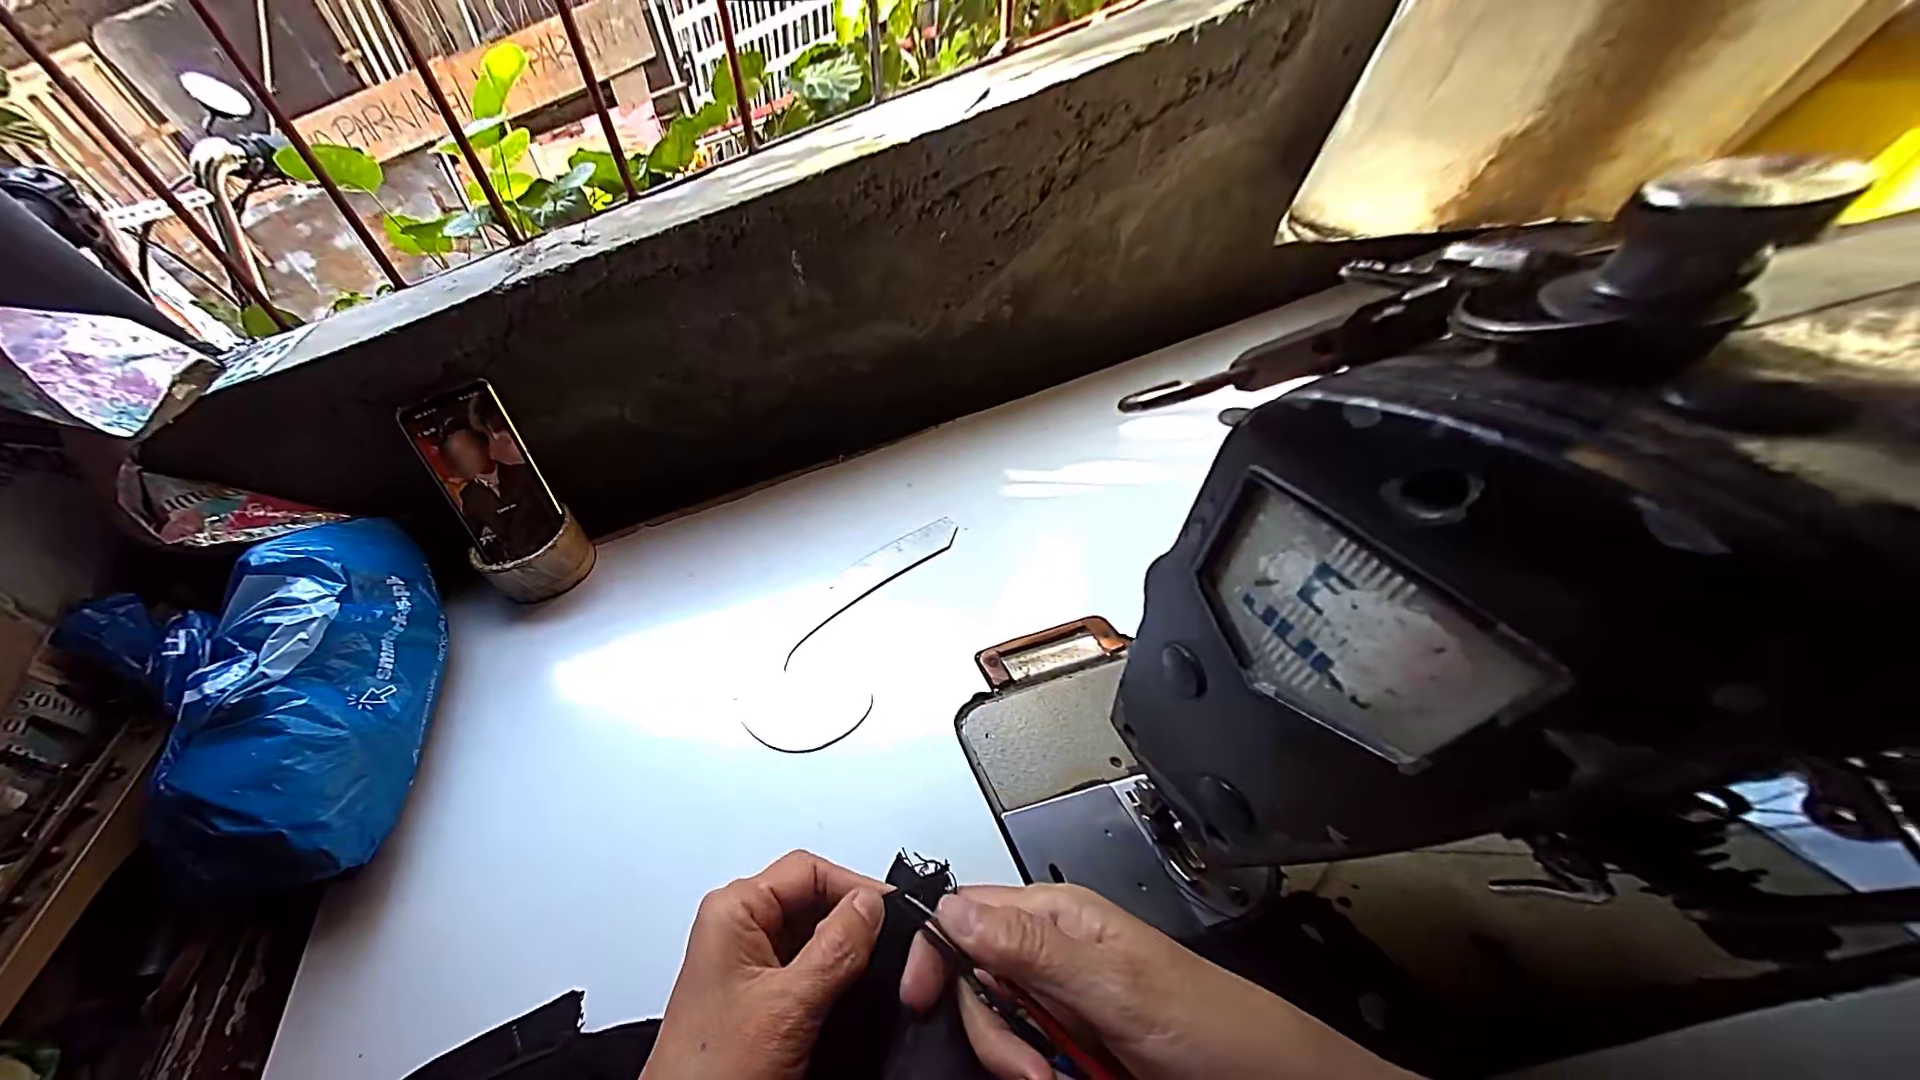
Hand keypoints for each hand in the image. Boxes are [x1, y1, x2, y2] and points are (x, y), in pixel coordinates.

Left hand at [641, 850, 885, 1079]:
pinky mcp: (762, 992)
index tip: (891, 909)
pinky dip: (837, 972)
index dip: (854, 886)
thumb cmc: (709, 1077)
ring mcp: (751, 960)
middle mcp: (740, 927)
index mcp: (734, 910)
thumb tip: (872, 903)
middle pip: (814, 896)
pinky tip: (852, 990)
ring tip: (874, 968)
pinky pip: (811, 963)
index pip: (809, 870)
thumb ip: (835, 948)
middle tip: (890, 941)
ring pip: (816, 930)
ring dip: (846, 947)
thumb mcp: (786, 1007)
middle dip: (852, 918)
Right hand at [899, 884, 1415, 1079]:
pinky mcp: (1067, 1037)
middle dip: (994, 1028)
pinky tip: (1070, 1078)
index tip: (920, 994)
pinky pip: (1022, 1055)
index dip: (938, 947)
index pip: (968, 911)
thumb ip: (1032, 945)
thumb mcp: (1113, 982)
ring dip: (1018, 1060)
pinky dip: (1034, 1073)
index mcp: (1056, 913)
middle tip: (1036, 1061)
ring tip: (1068, 1075)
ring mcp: (1058, 995)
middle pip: (975, 976)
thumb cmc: (1203, 1017)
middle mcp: (1050, 947)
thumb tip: (955, 908)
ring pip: (996, 1023)